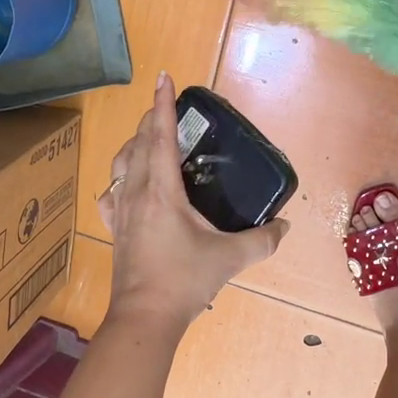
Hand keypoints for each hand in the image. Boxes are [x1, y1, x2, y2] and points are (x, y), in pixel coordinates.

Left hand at [97, 72, 288, 328]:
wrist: (144, 319)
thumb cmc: (184, 281)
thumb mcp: (230, 258)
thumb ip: (262, 239)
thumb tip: (286, 226)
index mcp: (162, 190)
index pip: (161, 136)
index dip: (163, 105)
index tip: (163, 78)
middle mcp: (137, 192)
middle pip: (139, 143)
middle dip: (151, 119)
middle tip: (166, 107)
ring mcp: (121, 211)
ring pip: (121, 165)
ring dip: (133, 144)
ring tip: (148, 138)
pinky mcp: (114, 229)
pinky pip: (111, 194)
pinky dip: (118, 180)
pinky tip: (124, 186)